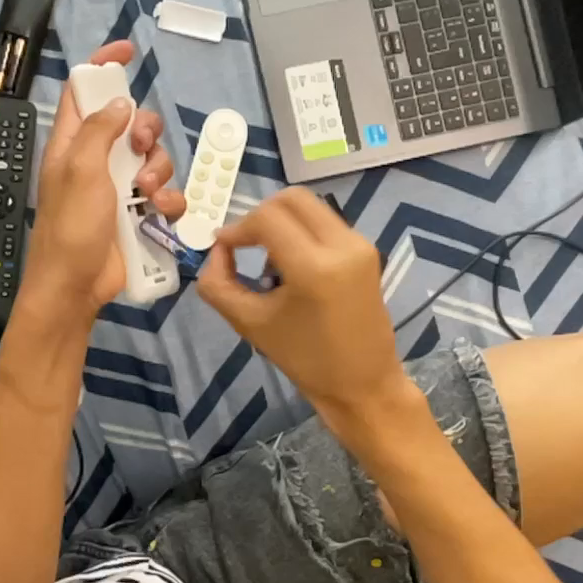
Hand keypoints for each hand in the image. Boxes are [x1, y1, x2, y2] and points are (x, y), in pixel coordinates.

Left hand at [21, 41, 184, 319]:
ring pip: (153, 159)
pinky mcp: (137, 215)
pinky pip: (164, 194)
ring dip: (158, 170)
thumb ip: (100, 130)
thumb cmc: (71, 227)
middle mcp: (96, 161)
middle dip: (145, 131)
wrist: (77, 286)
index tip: (127, 50)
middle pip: (131, 124)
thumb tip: (121, 104)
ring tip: (146, 194)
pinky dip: (168, 200)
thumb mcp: (80, 170)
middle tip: (141, 147)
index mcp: (71, 144)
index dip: (102, 68)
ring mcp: (118, 189)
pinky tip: (159, 213)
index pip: (83, 92)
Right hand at [195, 188, 414, 420]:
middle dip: (259, 216)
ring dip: (280, 224)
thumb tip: (216, 251)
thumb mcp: (250, 324)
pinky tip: (291, 269)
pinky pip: (324, 223)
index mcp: (313, 267)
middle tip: (243, 246)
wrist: (363, 384)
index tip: (223, 249)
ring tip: (268, 262)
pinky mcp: (366, 250)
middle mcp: (342, 245)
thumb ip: (218, 284)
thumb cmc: (305, 360)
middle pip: (291, 199)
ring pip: (309, 208)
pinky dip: (300, 233)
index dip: (237, 227)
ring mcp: (359, 245)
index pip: (267, 218)